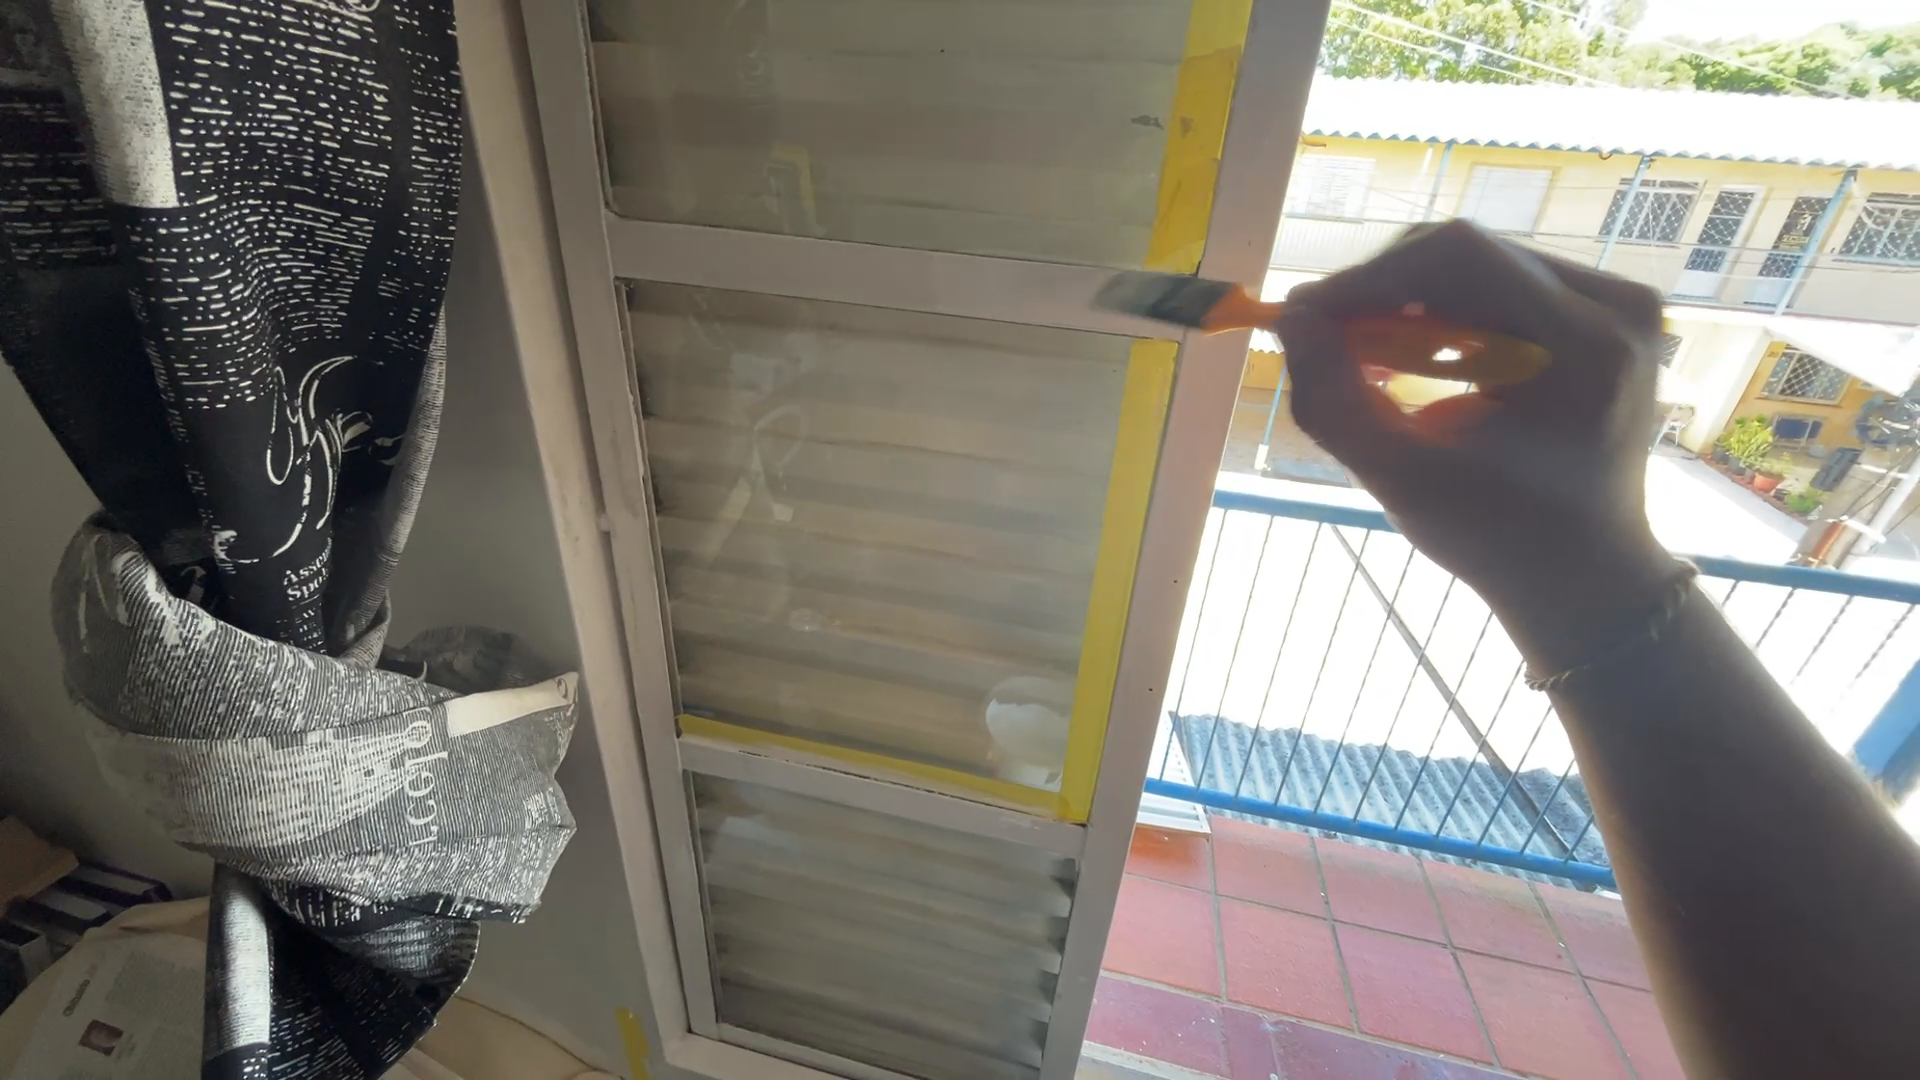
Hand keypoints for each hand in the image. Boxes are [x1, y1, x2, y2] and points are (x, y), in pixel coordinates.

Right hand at [1277, 220, 1676, 669]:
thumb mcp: (1396, 477)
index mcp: (1582, 347)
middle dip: (1376, 292)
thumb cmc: (1490, 534)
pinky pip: (1493, 286)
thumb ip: (1332, 401)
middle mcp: (1613, 305)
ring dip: (1399, 303)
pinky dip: (1432, 314)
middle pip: (1465, 254)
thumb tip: (1288, 321)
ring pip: (1474, 265)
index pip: (1457, 260)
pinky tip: (1403, 357)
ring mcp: (1612, 304)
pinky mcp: (1595, 315)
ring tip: (1358, 357)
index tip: (1298, 319)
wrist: (1578, 567)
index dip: (1363, 280)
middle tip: (1320, 342)